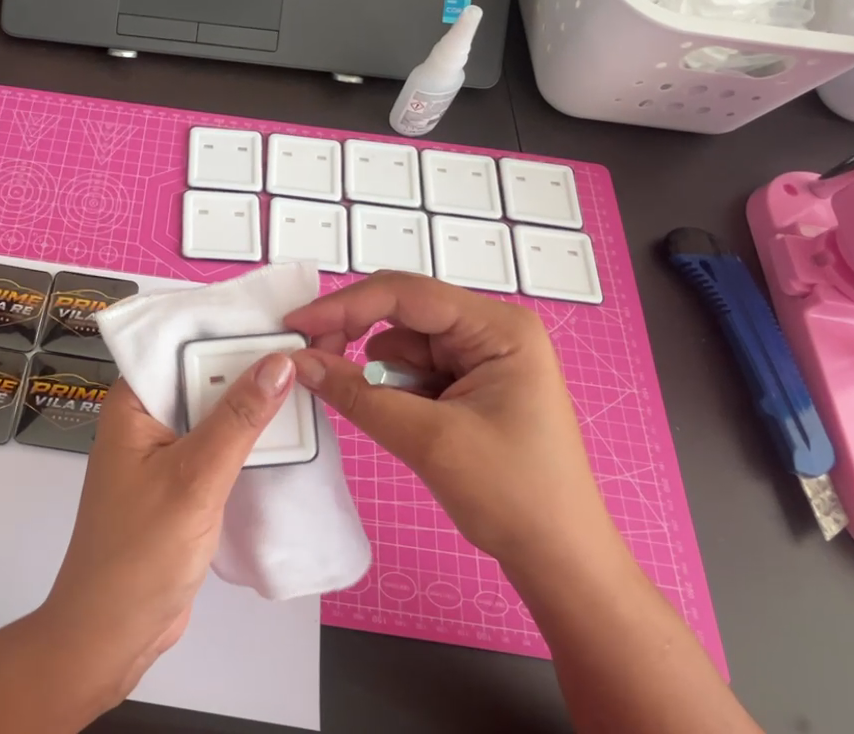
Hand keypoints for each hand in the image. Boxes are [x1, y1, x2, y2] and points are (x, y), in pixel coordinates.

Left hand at [38, 357, 295, 707]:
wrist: (112, 633)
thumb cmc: (140, 553)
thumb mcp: (195, 478)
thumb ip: (238, 419)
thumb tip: (279, 361)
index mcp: (132, 404)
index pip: (179, 346)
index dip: (227, 329)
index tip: (280, 316)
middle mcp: (144, 420)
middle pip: (200, 378)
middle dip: (248, 366)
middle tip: (308, 348)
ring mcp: (162, 454)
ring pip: (213, 414)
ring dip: (252, 406)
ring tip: (308, 381)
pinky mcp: (180, 485)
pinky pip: (217, 448)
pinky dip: (247, 441)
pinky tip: (287, 435)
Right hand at [283, 272, 613, 569]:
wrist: (560, 559)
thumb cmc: (512, 494)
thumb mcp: (428, 440)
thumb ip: (358, 394)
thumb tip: (298, 362)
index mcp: (497, 328)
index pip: (406, 295)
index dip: (344, 307)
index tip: (294, 327)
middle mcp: (490, 332)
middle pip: (402, 314)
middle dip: (356, 338)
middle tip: (311, 364)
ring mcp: (481, 359)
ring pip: (400, 346)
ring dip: (377, 375)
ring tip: (386, 418)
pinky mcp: (469, 386)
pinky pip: (412, 372)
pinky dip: (390, 391)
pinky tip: (398, 422)